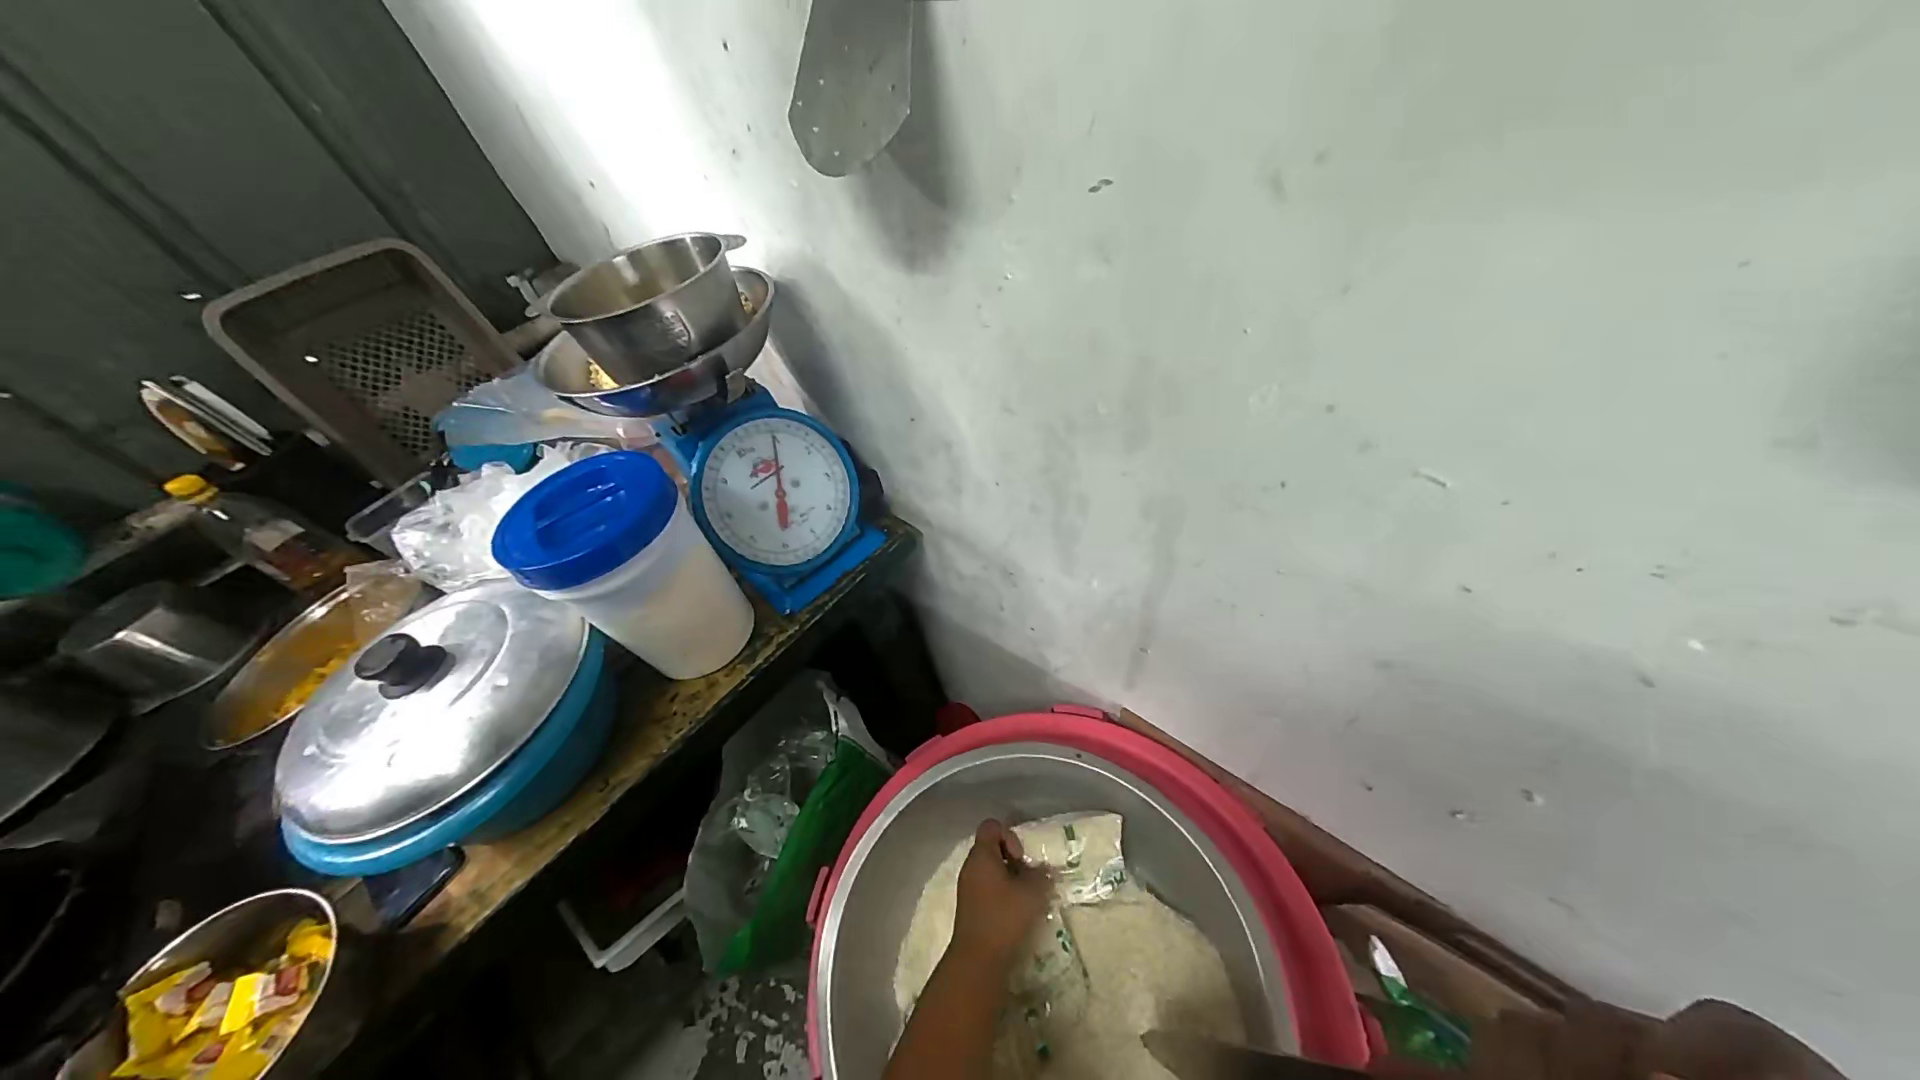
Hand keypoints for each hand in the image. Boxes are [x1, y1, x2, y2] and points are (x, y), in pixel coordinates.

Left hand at [951, 819, 1051, 963]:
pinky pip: (987, 887)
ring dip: (1009, 877)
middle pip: (991, 847)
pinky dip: (1002, 891)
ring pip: (990, 869)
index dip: (1010, 835)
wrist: (978, 959)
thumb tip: (1044, 870)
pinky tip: (1016, 910)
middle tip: (1028, 876)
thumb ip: (1042, 875)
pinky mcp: (970, 906)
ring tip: (1026, 895)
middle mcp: (970, 866)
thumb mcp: (1032, 893)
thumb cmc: (1004, 918)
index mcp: (981, 855)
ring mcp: (968, 887)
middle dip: (1013, 858)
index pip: (991, 827)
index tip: (1021, 858)